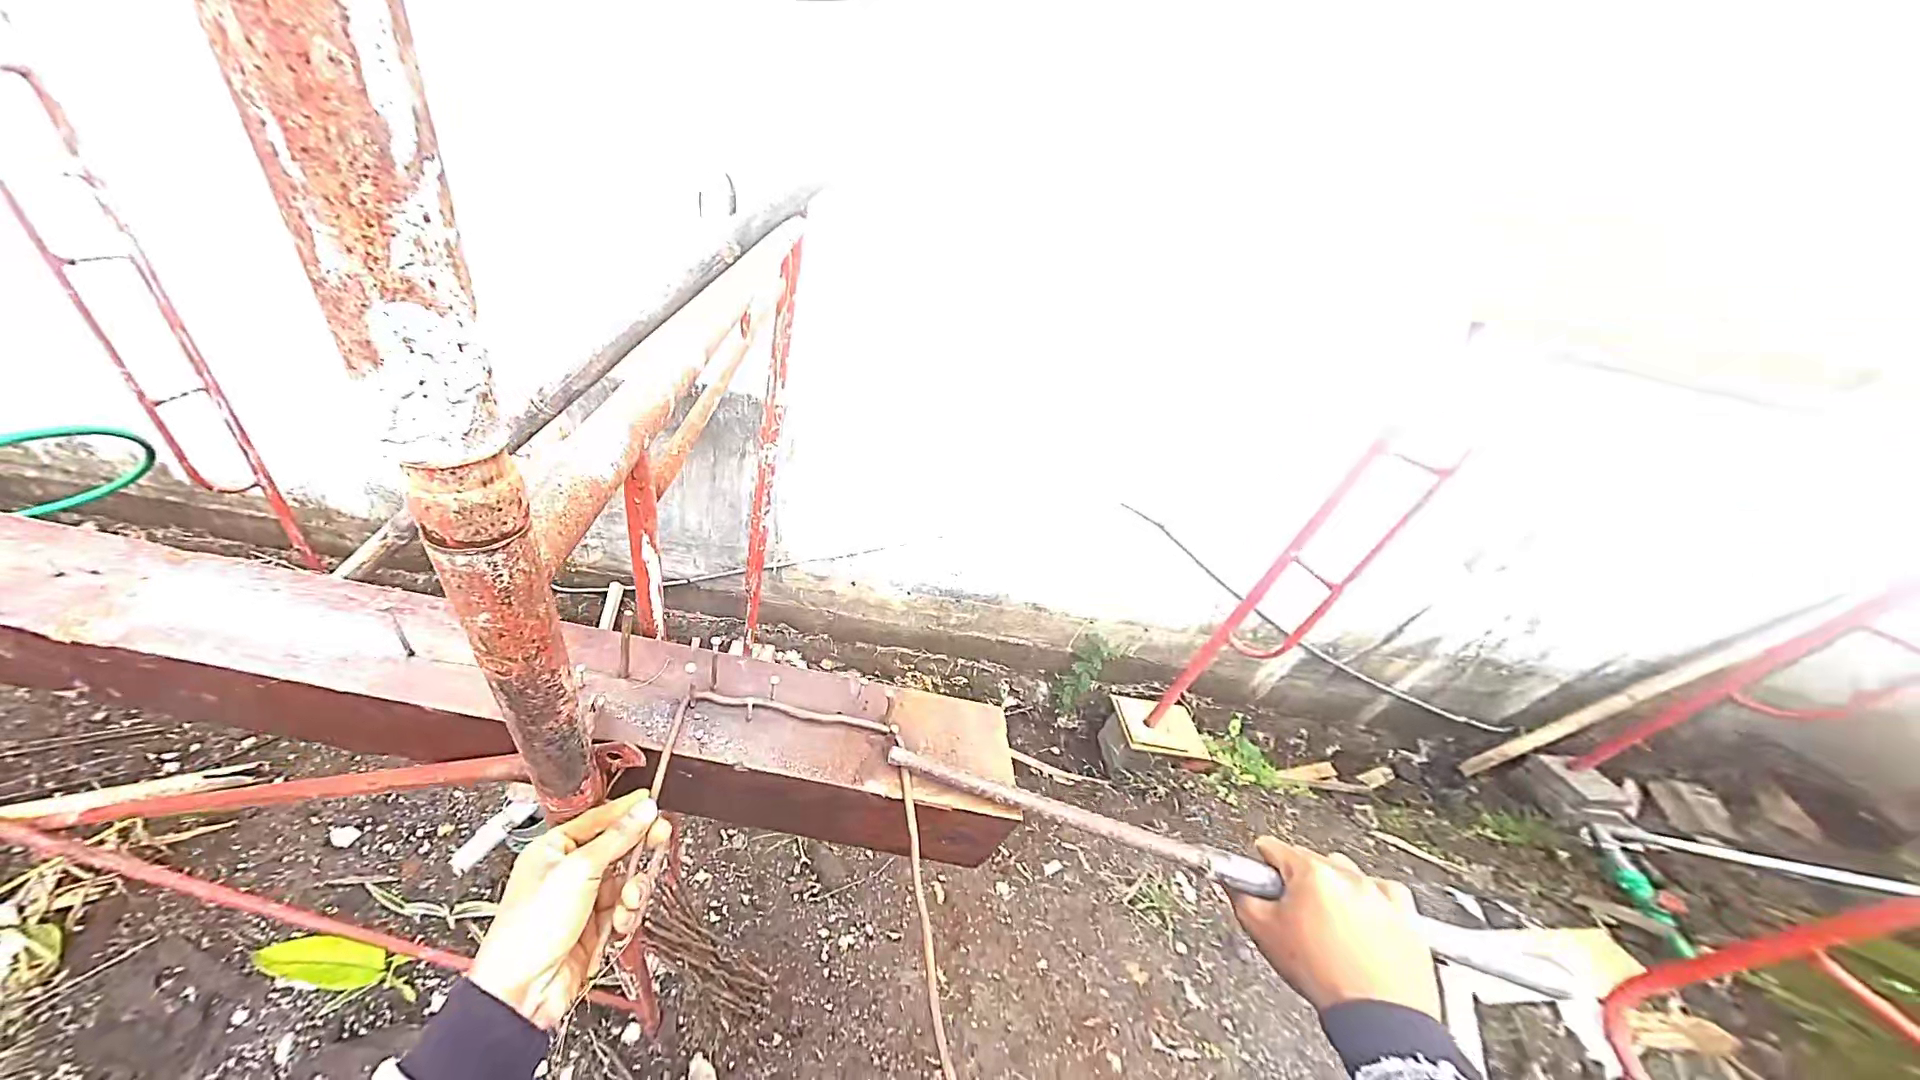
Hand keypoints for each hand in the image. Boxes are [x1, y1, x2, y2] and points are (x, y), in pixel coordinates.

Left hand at [467, 788, 672, 1027]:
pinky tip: (620, 921)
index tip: (652, 802)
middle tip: (659, 838)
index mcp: (554, 850)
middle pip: (619, 848)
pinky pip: (627, 906)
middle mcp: (569, 872)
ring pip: (629, 878)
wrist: (522, 994)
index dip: (627, 811)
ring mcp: (584, 899)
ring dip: (634, 889)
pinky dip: (629, 913)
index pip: (599, 819)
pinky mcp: (597, 924)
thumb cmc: (527, 933)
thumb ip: (618, 837)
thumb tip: (644, 809)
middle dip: (639, 849)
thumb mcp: (579, 871)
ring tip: (628, 898)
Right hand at [1230, 838, 1439, 1018]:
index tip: (1264, 881)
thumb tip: (1233, 881)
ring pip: (1345, 873)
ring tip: (1330, 923)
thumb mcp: (1263, 932)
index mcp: (1310, 872)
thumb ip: (1241, 897)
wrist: (1379, 1018)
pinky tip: (1363, 923)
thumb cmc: (1324, 976)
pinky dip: (1371, 901)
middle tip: (1297, 914)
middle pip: (1310, 860)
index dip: (1263, 866)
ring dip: (1334, 888)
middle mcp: (1346, 874)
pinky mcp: (1405, 913)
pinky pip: (1382, 893)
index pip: (1273, 848)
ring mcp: (1379, 893)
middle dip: (1299, 880)